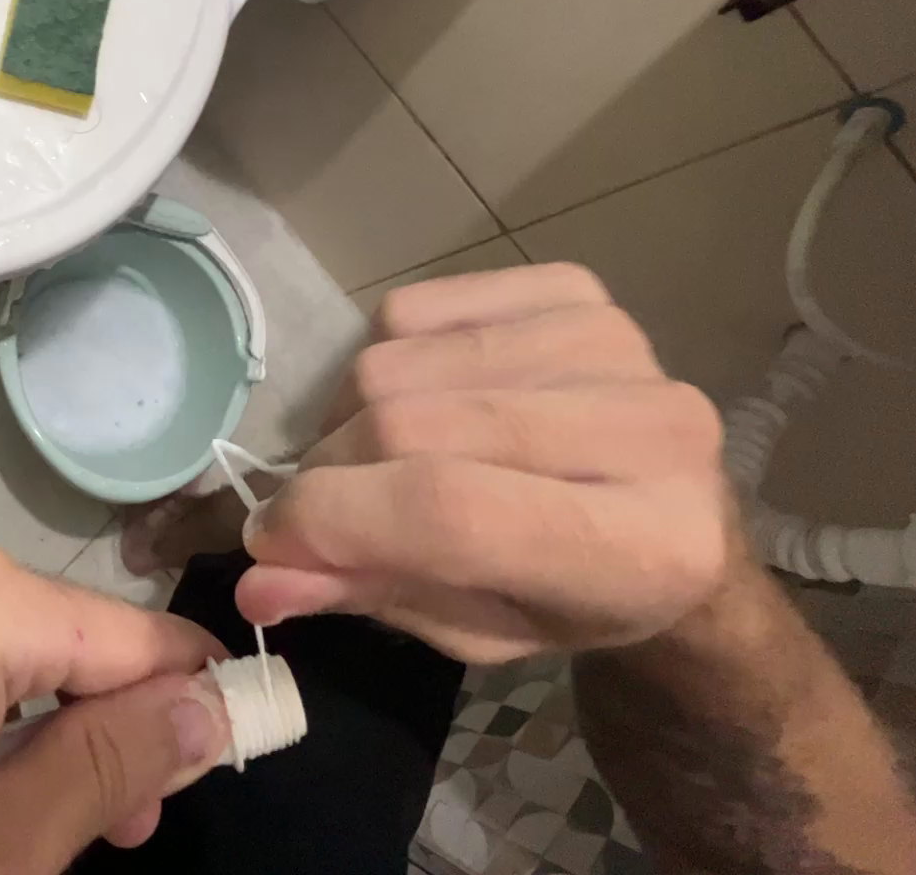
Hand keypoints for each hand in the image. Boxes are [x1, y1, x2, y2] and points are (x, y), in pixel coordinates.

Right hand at [238, 263, 732, 662]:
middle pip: (405, 424)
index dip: (330, 519)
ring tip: (373, 455)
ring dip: (346, 419)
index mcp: (643, 547)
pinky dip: (379, 357)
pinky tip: (414, 398)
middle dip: (326, 472)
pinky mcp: (573, 290)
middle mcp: (650, 428)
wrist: (659, 512)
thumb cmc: (563, 592)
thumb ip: (364, 593)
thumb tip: (256, 584)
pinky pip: (408, 309)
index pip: (446, 509)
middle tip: (321, 506)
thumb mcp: (466, 626)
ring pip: (393, 362)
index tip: (269, 541)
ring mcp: (612, 341)